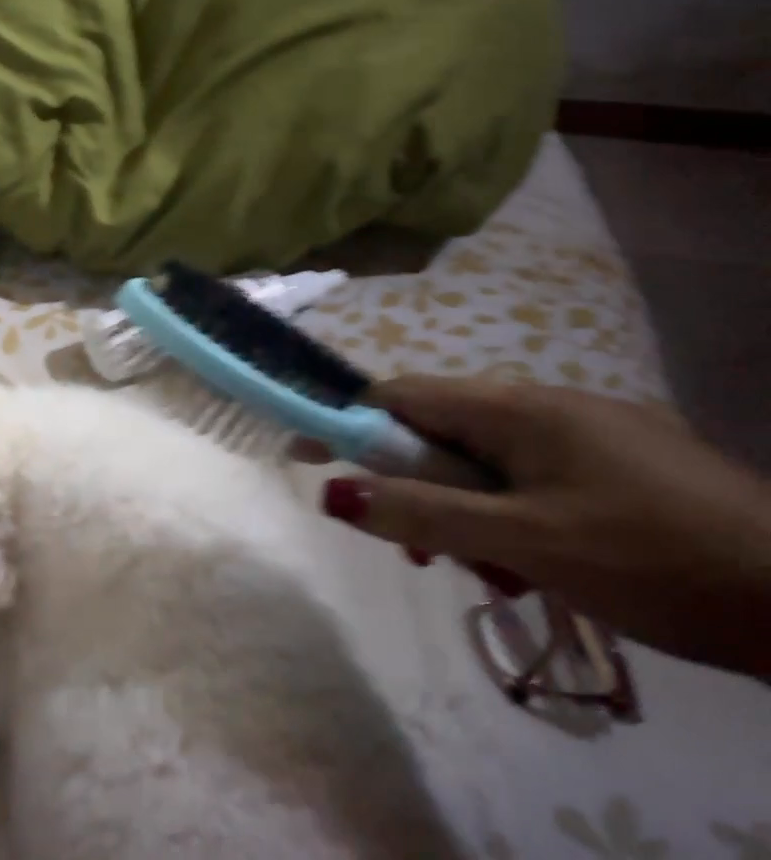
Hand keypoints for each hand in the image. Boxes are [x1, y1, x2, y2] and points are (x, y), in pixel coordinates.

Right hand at [309, 376, 770, 676]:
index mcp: (522, 408)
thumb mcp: (524, 543)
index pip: (400, 396)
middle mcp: (550, 407)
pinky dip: (509, 516)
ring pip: (485, 463)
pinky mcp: (624, 470)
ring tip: (492, 568)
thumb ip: (421, 514)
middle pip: (439, 431)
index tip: (306, 460)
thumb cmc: (657, 561)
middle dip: (414, 485)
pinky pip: (531, 480)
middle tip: (422, 550)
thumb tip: (329, 490)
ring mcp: (593, 437)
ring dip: (463, 510)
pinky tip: (535, 562)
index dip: (345, 425)